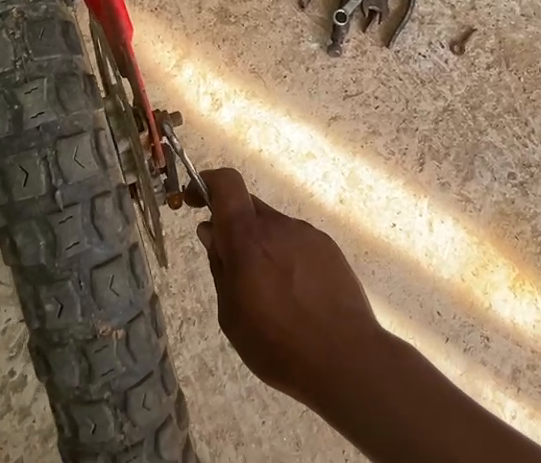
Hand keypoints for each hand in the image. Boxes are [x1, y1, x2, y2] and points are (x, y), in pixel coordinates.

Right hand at [191, 168, 391, 406]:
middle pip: (249, 208)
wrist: (345, 358)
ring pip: (274, 228)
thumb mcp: (231, 313)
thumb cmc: (277, 344)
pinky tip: (297, 296)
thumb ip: (220, 265)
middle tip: (234, 269)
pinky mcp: (329, 248)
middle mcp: (278, 226)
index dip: (207, 182)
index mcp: (248, 239)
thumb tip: (211, 231)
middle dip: (235, 229)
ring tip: (272, 294)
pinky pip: (297, 242)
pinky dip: (287, 258)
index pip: (227, 184)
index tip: (195, 199)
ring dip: (263, 248)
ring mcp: (307, 235)